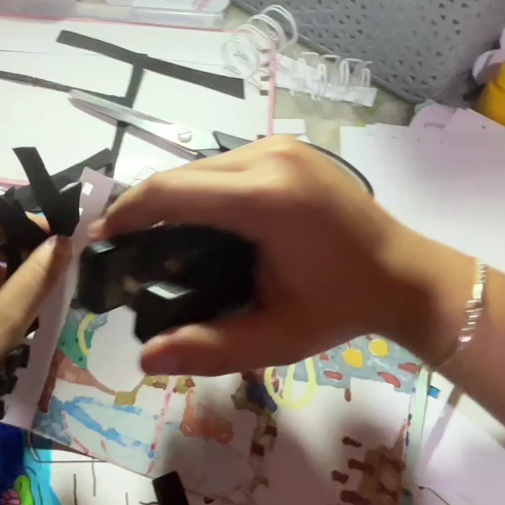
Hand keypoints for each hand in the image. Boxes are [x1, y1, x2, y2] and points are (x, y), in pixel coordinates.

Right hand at [91, 135, 471, 375]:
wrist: (405, 275)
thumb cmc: (340, 308)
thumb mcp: (277, 338)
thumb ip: (210, 347)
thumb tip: (144, 359)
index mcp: (268, 199)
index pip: (172, 192)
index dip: (126, 213)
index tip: (99, 240)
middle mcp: (271, 157)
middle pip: (181, 175)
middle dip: (143, 208)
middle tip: (121, 249)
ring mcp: (280, 146)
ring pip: (199, 166)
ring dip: (170, 198)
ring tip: (152, 238)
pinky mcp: (285, 147)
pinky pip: (222, 164)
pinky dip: (198, 190)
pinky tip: (193, 222)